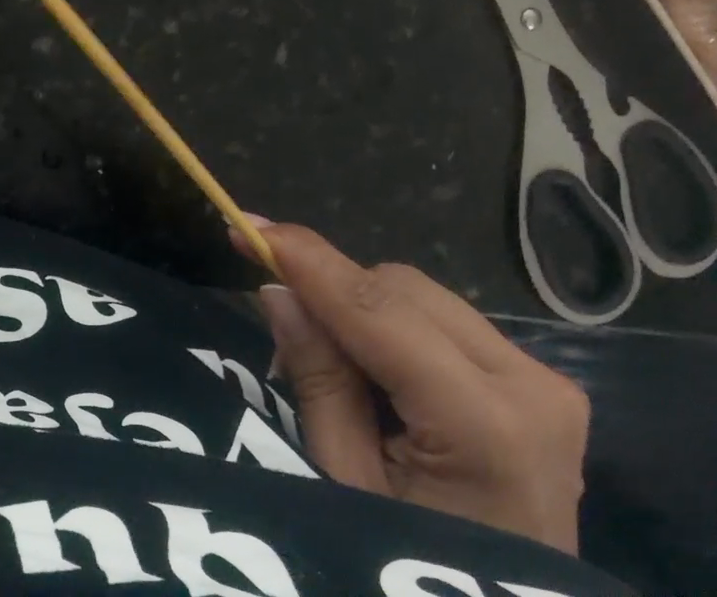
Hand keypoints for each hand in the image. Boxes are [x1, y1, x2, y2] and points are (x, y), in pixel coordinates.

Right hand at [246, 222, 589, 553]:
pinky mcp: (533, 384)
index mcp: (484, 419)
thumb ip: (317, 380)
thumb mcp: (342, 480)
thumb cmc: (408, 558)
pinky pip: (440, 321)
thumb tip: (279, 292)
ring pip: (419, 296)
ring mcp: (540, 382)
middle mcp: (527, 383)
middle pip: (399, 288)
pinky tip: (366, 371)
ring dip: (356, 307)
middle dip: (330, 291)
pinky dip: (387, 326)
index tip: (242, 224)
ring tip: (323, 365)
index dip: (305, 260)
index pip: (376, 307)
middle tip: (277, 336)